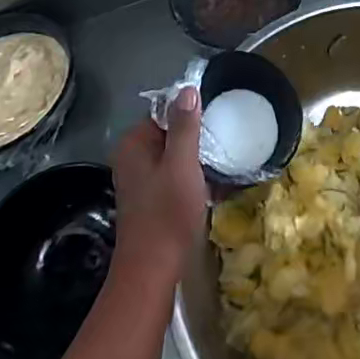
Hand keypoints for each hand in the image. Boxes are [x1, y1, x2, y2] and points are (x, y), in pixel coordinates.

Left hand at [112, 86, 207, 283]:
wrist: (153, 268)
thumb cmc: (168, 213)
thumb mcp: (181, 165)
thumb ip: (184, 127)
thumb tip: (188, 90)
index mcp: (134, 144)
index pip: (164, 112)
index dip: (191, 113)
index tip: (218, 118)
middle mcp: (133, 157)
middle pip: (171, 133)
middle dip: (198, 137)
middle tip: (226, 140)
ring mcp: (141, 179)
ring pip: (176, 156)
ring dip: (199, 158)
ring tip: (226, 160)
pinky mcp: (152, 198)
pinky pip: (176, 175)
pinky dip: (194, 177)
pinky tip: (217, 183)